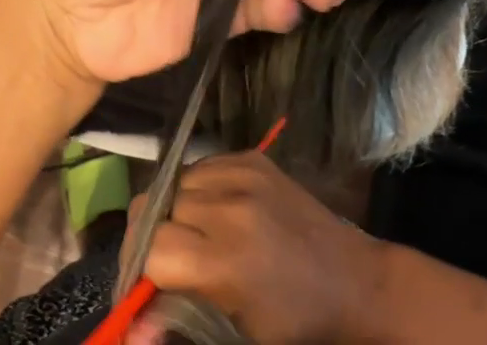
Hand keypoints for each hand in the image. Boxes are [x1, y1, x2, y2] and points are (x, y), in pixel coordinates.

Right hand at [124, 152, 381, 343]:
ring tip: (197, 236)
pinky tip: (217, 212)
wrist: (356, 283)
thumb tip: (130, 330)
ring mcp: (243, 174)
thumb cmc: (296, 323)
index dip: (139, 267)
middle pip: (154, 206)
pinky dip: (198, 188)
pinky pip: (201, 166)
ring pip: (174, 182)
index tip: (145, 285)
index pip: (149, 245)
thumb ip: (178, 322)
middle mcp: (230, 206)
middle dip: (153, 236)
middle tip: (169, 262)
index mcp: (225, 259)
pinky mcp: (253, 158)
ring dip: (175, 209)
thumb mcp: (236, 333)